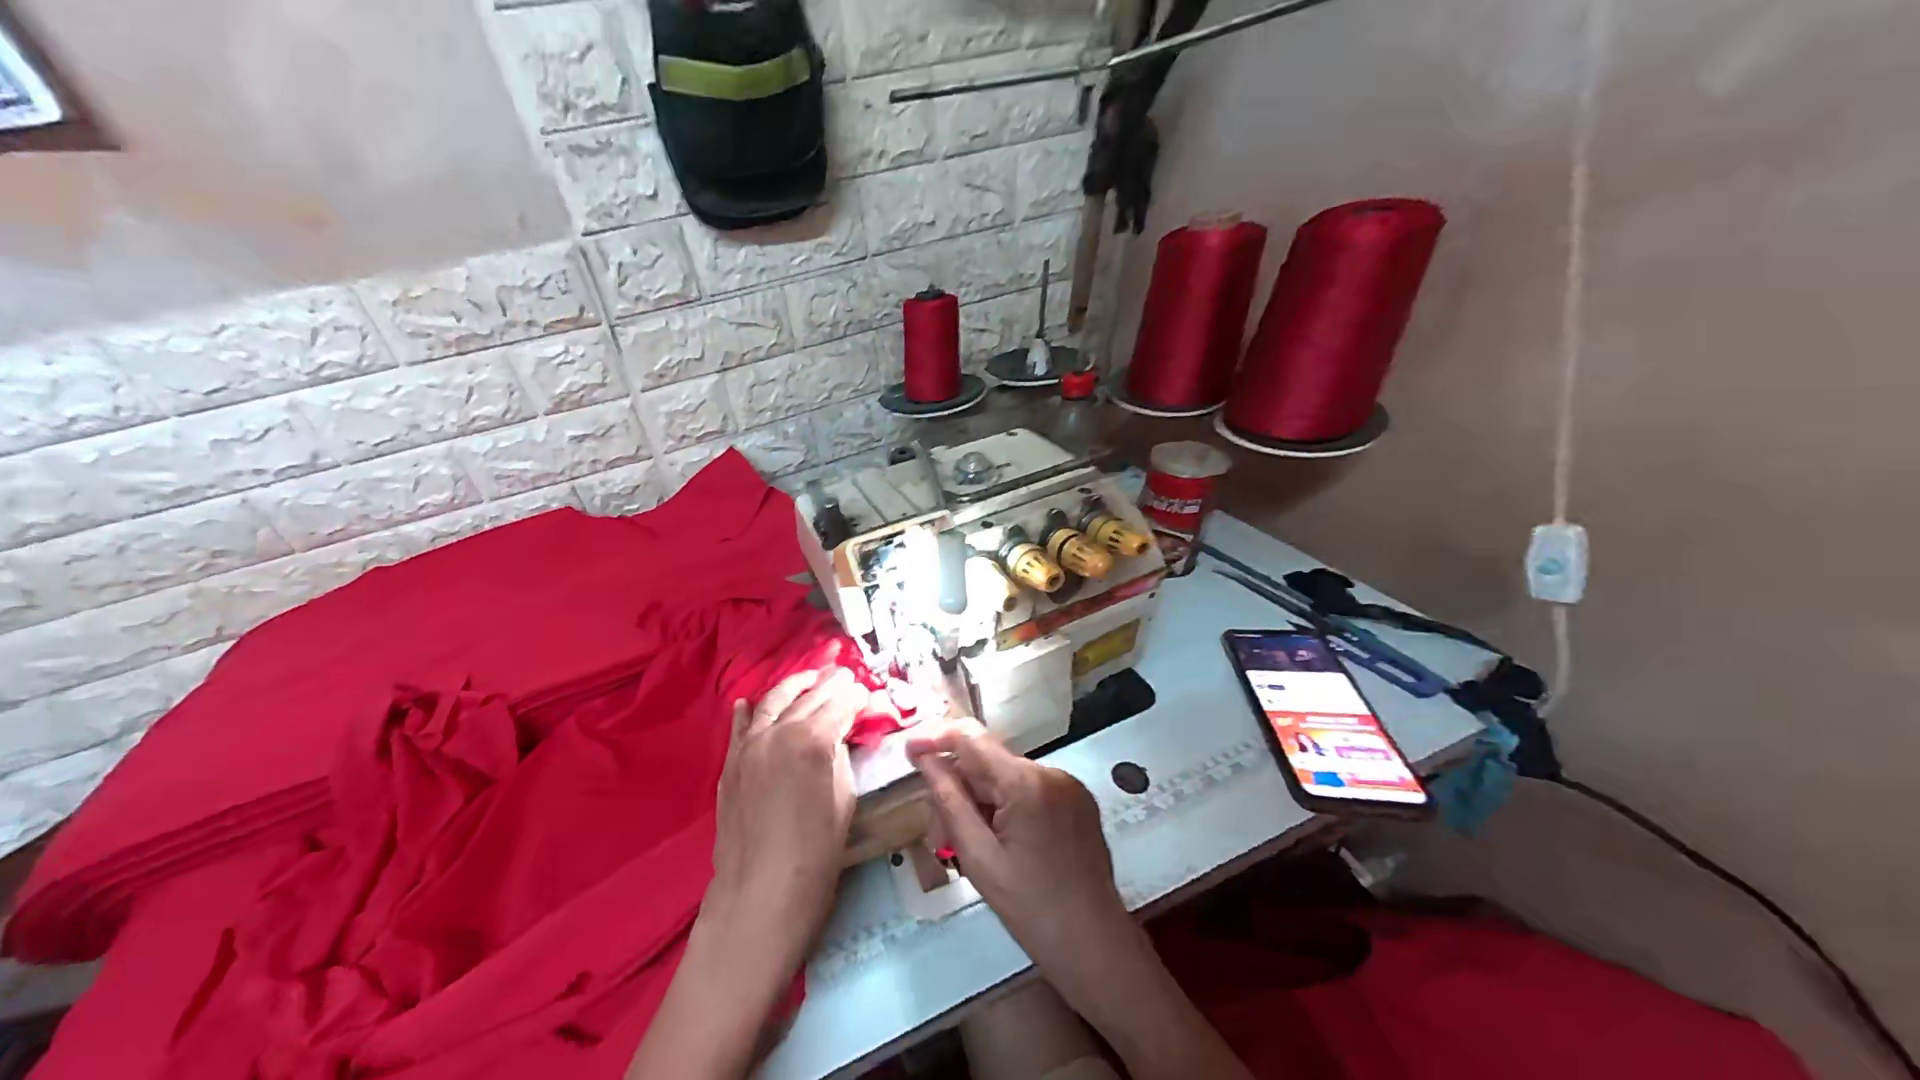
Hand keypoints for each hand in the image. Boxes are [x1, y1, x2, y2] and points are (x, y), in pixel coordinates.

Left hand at [704, 667, 865, 956]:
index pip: (840, 703)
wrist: (759, 894)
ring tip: (811, 677)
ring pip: (774, 701)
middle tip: (847, 677)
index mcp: (812, 739)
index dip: (857, 697)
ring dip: (795, 686)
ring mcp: (749, 746)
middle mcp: (778, 732)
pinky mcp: (731, 764)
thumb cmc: (817, 854)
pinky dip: (750, 711)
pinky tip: (751, 701)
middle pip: (810, 696)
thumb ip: (842, 757)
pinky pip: (741, 727)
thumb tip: (843, 734)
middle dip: (831, 684)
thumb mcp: (845, 798)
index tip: (867, 695)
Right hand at [905, 728, 1133, 984]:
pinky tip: (1002, 841)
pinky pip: (1031, 788)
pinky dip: (1009, 804)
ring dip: (983, 798)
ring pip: (1008, 775)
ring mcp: (1068, 784)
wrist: (1094, 943)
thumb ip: (949, 801)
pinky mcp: (1078, 800)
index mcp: (1025, 783)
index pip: (972, 738)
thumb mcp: (979, 857)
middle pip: (989, 760)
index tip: (909, 751)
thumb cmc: (1031, 909)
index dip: (936, 738)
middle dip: (958, 785)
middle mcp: (1050, 772)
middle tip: (936, 831)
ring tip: (972, 845)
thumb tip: (925, 759)